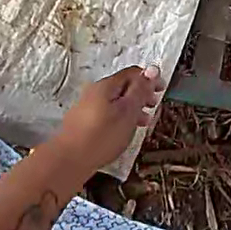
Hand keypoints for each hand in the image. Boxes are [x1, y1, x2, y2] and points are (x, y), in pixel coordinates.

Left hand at [46, 66, 163, 170]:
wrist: (69, 161)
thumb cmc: (103, 135)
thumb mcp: (129, 111)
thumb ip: (141, 90)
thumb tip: (152, 69)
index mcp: (106, 85)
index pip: (133, 73)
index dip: (150, 79)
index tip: (161, 91)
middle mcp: (95, 92)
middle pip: (123, 86)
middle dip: (142, 94)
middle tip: (153, 107)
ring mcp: (87, 107)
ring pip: (116, 102)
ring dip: (133, 108)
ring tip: (143, 123)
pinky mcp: (83, 123)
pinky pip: (107, 113)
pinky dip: (120, 118)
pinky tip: (124, 131)